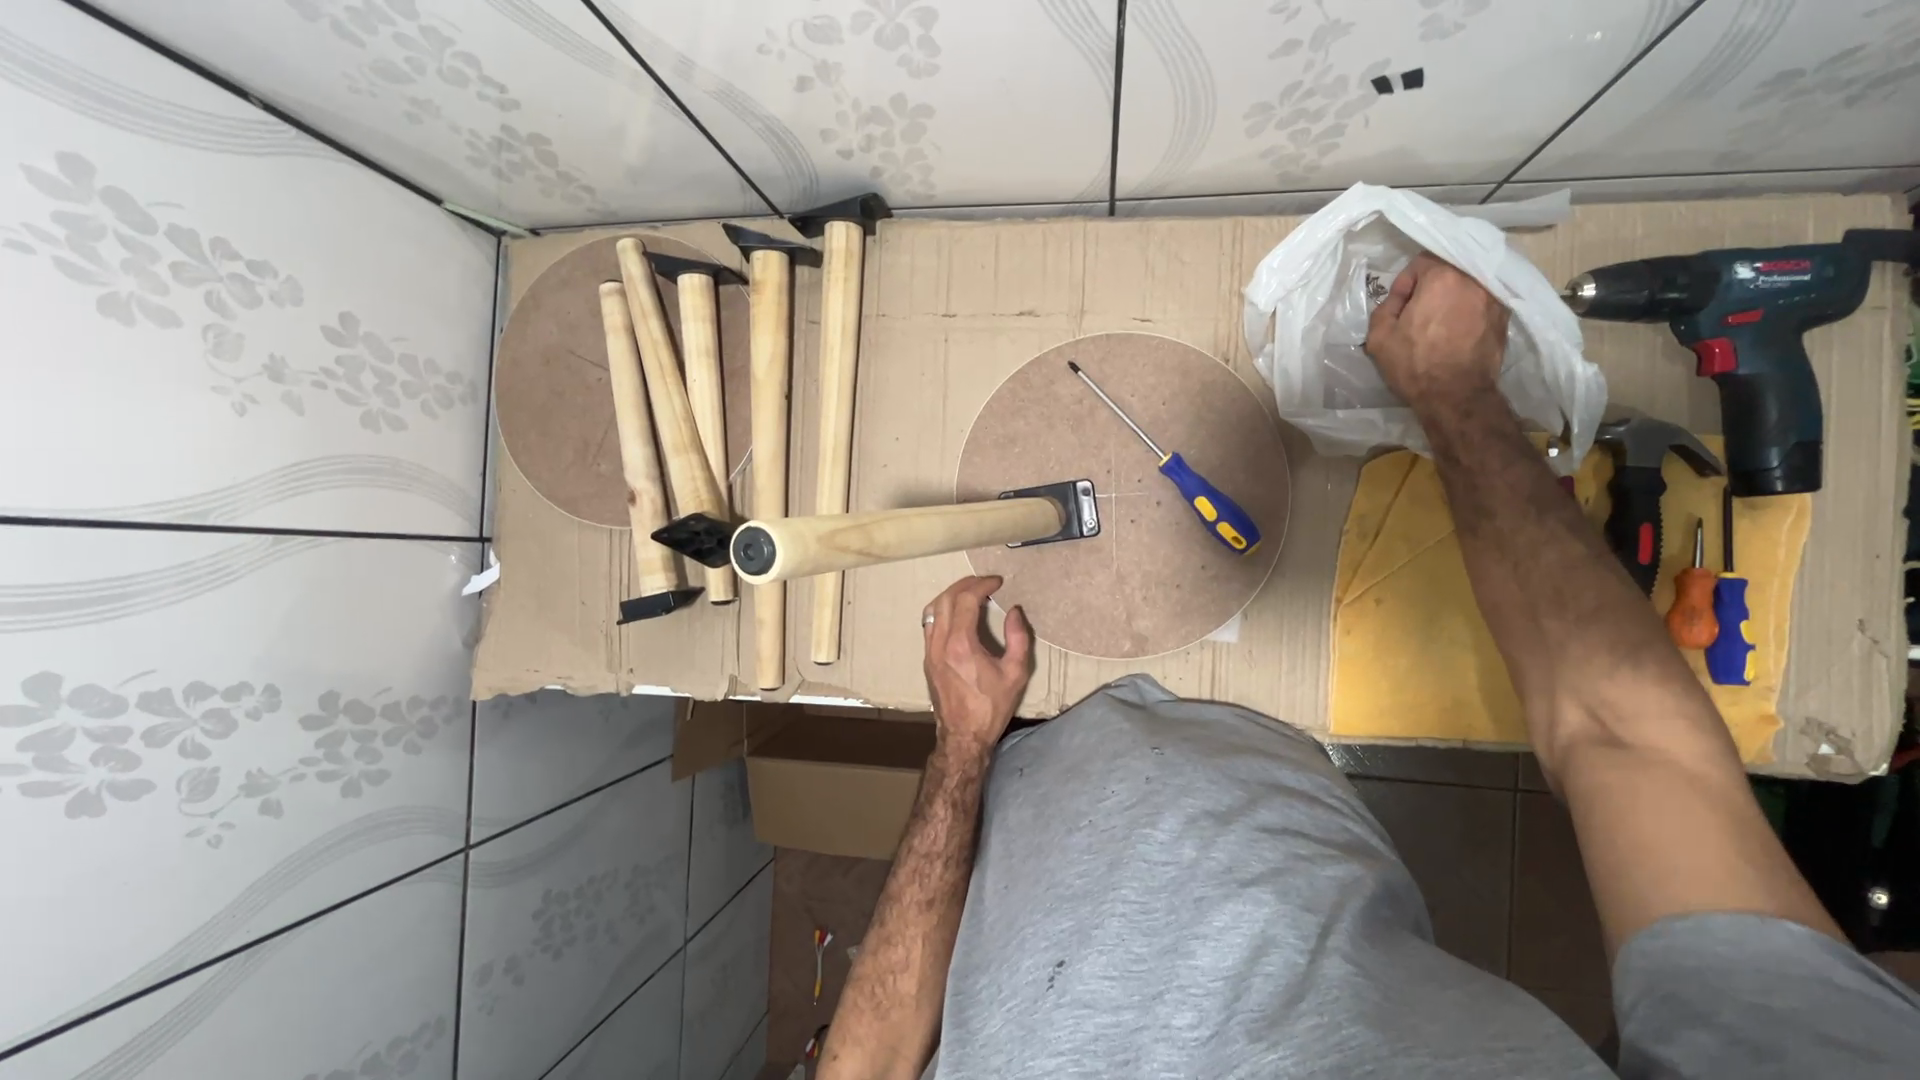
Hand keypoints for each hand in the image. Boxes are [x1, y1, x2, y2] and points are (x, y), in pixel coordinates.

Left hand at [921, 576, 1032, 762]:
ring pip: (932, 609)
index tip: (997, 582)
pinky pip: (929, 624)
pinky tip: (957, 612)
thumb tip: (1015, 611)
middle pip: (945, 599)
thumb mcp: (1016, 674)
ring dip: (950, 594)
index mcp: (961, 645)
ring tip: (970, 591)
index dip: (982, 585)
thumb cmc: (992, 707)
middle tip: (985, 582)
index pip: (966, 600)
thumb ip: (1019, 638)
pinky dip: (942, 610)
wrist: (964, 736)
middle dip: (965, 584)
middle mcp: (940, 644)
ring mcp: (930, 651)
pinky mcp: (927, 659)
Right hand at [1364, 252, 1509, 414]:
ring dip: (1451, 297)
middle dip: (1430, 287)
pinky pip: (1482, 302)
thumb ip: (1386, 306)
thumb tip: (1400, 299)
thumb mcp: (1379, 335)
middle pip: (1448, 270)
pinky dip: (1469, 309)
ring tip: (1439, 322)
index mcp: (1442, 277)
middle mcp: (1474, 279)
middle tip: (1418, 312)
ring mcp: (1494, 297)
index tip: (1399, 306)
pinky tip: (1457, 330)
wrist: (1455, 394)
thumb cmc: (1413, 364)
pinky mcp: (1504, 316)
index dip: (1405, 283)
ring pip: (1467, 285)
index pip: (1421, 261)